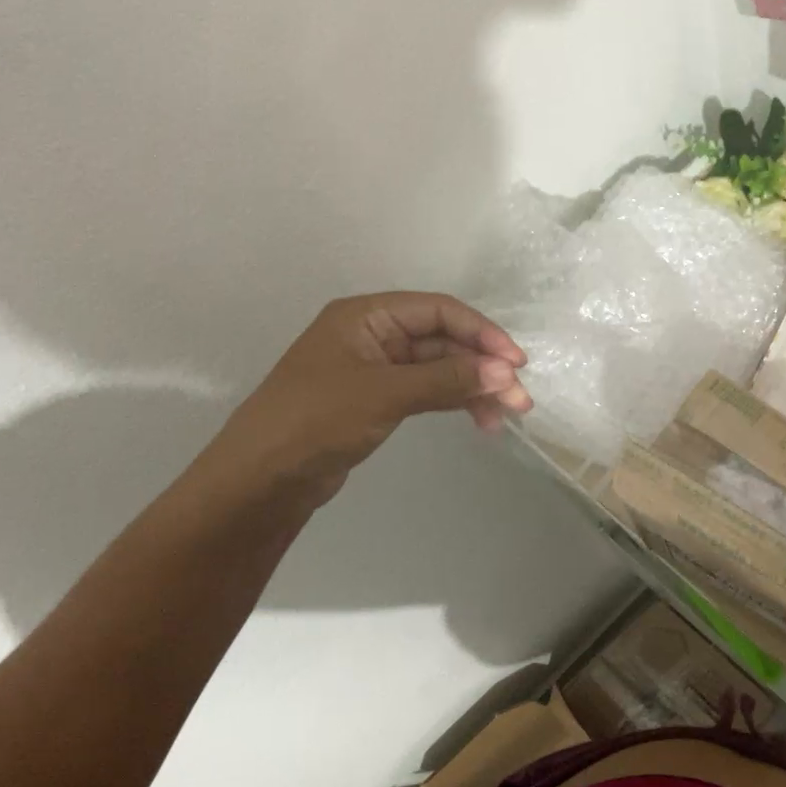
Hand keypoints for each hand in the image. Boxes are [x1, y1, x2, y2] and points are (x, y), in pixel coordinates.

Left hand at [197, 292, 530, 508]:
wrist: (265, 475)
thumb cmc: (317, 421)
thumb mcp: (386, 394)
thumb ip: (447, 380)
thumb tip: (506, 373)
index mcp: (367, 317)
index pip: (439, 311)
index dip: (482, 333)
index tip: (516, 364)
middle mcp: (374, 335)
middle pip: (445, 341)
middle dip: (484, 367)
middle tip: (519, 400)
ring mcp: (378, 369)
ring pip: (442, 369)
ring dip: (476, 388)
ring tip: (506, 417)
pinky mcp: (381, 399)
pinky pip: (431, 391)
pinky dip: (457, 403)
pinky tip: (481, 422)